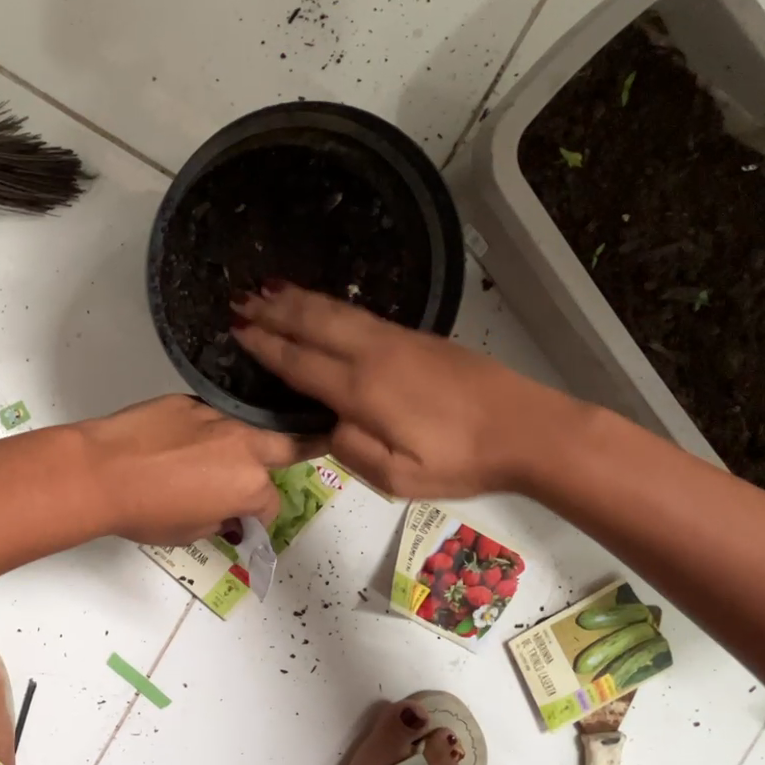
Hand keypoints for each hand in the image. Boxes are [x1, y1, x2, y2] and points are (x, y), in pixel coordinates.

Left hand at [79, 395, 311, 545]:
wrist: (101, 471)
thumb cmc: (146, 512)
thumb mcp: (189, 533)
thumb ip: (218, 521)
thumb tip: (225, 514)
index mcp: (250, 484)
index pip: (271, 504)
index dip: (257, 517)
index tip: (241, 522)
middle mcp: (244, 445)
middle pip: (286, 447)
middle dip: (288, 458)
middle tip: (269, 468)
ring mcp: (217, 417)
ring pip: (245, 428)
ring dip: (240, 444)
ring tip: (216, 457)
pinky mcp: (188, 400)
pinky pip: (208, 417)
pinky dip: (203, 430)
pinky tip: (179, 441)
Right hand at [231, 282, 585, 499]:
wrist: (528, 429)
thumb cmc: (462, 460)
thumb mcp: (399, 477)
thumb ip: (352, 450)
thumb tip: (327, 426)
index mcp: (362, 390)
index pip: (300, 363)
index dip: (265, 346)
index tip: (236, 330)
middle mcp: (372, 354)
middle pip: (312, 324)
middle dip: (272, 311)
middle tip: (238, 299)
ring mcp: (395, 340)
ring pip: (335, 310)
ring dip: (297, 299)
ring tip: (267, 288)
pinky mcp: (415, 337)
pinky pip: (357, 312)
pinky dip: (328, 302)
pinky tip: (320, 303)